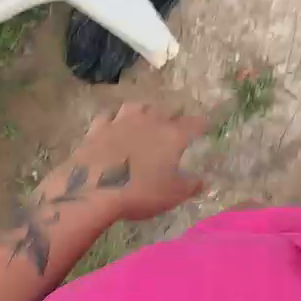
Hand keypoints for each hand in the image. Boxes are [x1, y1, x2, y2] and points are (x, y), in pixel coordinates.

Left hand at [41, 102, 208, 222]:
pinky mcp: (98, 128)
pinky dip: (115, 118)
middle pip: (166, 109)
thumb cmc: (140, 192)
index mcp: (172, 135)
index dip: (203, 123)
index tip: (207, 126)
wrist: (93, 190)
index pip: (195, 123)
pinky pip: (109, 116)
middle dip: (174, 114)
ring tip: (146, 117)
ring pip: (137, 106)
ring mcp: (121, 121)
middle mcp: (149, 121)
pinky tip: (114, 123)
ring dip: (145, 110)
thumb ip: (191, 185)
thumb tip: (203, 181)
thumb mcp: (174, 195)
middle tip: (177, 123)